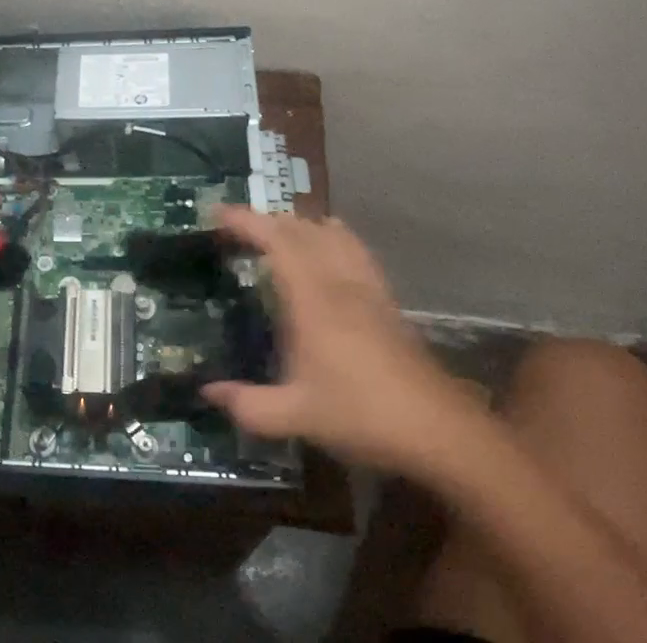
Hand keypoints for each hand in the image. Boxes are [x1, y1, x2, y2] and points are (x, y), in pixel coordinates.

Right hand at [200, 208, 485, 472]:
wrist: (438, 431)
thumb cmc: (362, 417)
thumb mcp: (295, 416)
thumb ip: (247, 404)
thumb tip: (208, 392)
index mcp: (314, 301)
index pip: (278, 242)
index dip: (246, 222)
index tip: (217, 215)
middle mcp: (340, 283)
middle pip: (303, 230)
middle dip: (266, 221)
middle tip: (234, 229)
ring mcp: (368, 289)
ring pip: (332, 235)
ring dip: (299, 225)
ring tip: (274, 232)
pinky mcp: (387, 302)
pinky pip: (355, 251)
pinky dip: (331, 237)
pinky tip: (327, 248)